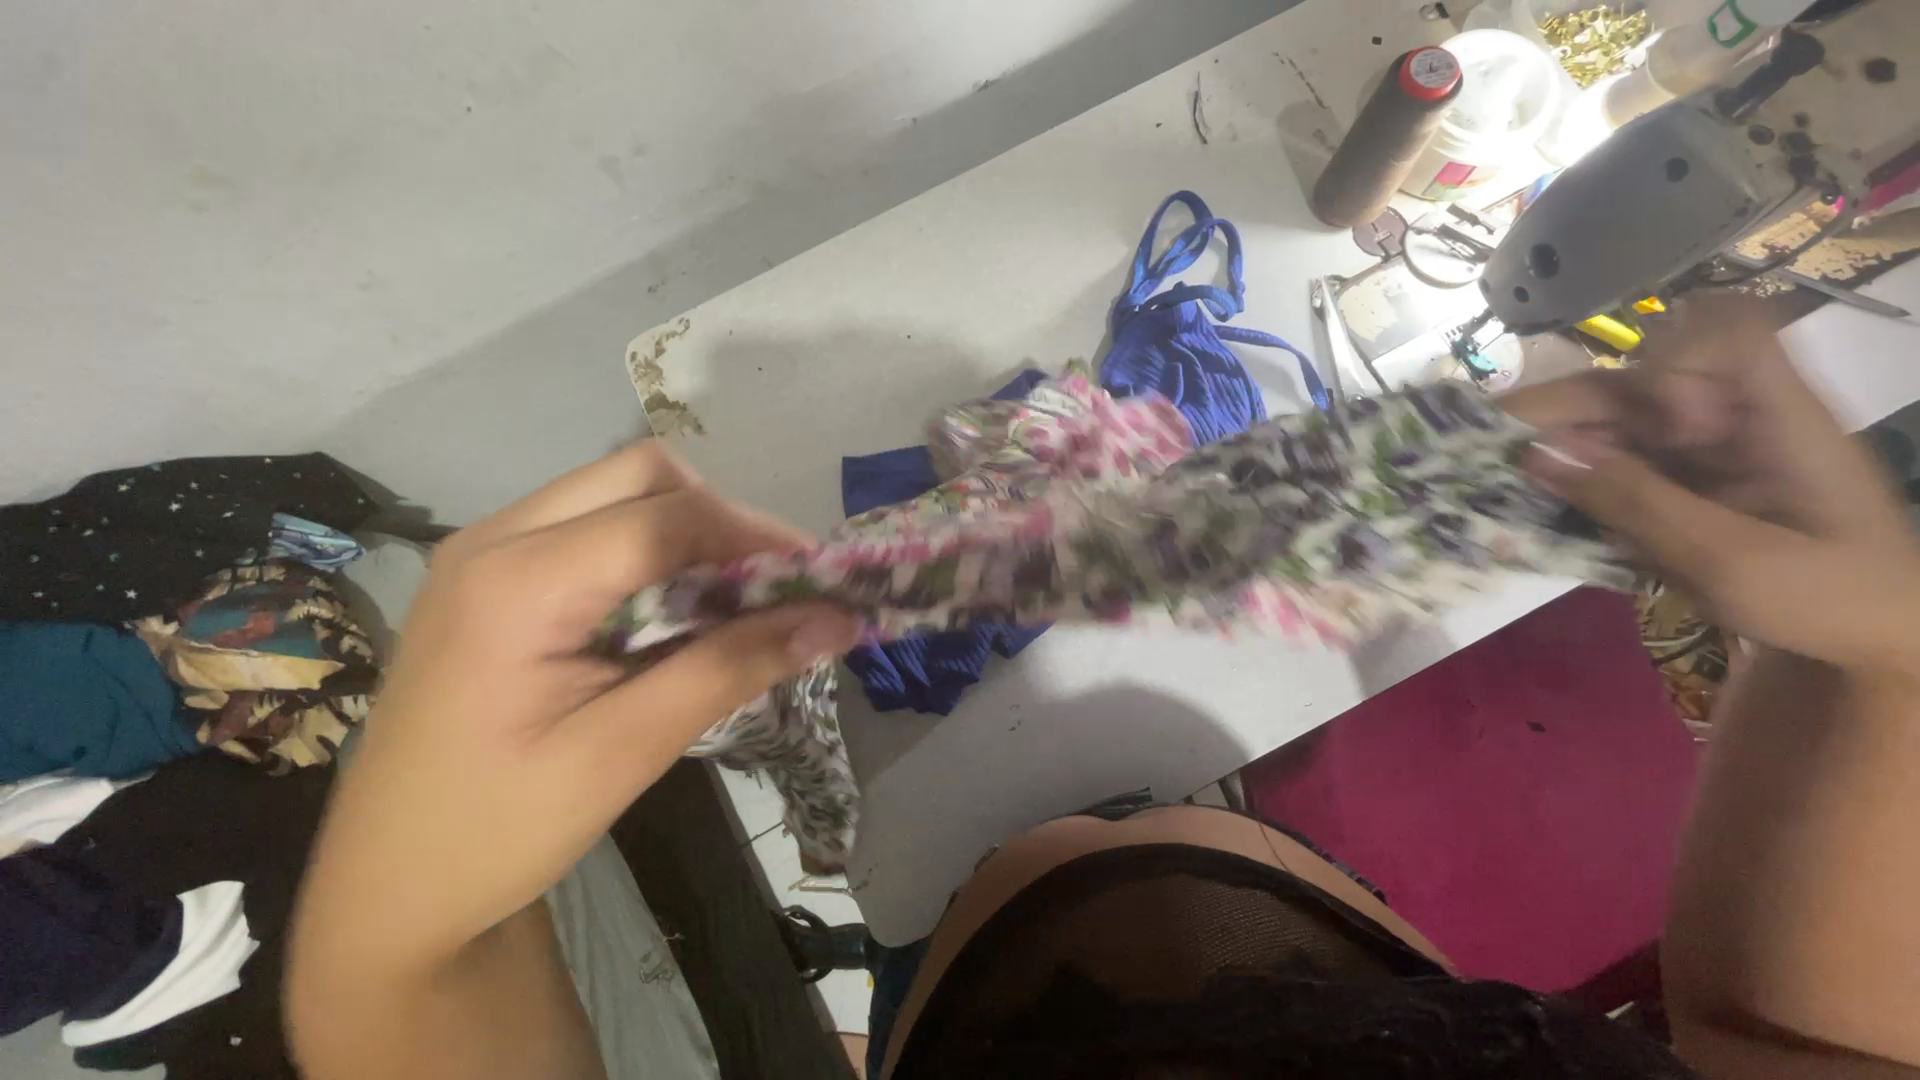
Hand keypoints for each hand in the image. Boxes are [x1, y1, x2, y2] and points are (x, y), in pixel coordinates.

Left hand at [294, 442, 859, 973]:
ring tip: (741, 599)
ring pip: (620, 492)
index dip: (756, 536)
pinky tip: (680, 610)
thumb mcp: (623, 754)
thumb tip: (836, 621)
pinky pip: (595, 528)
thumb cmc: (495, 832)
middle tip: (777, 586)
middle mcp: (495, 540)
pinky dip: (656, 551)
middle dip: (725, 518)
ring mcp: (489, 553)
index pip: (665, 517)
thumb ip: (728, 671)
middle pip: (641, 475)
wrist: (385, 889)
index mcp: (515, 582)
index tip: (824, 580)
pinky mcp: (496, 578)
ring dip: (693, 530)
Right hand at [1517, 294, 1919, 680]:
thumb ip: (1636, 503)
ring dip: (1552, 450)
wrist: (1880, 644)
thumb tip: (1535, 454)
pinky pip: (1605, 465)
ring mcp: (1698, 452)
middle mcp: (1729, 418)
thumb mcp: (1736, 561)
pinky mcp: (1675, 484)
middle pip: (1636, 379)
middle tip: (1495, 451)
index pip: (1723, 330)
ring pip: (1606, 423)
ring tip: (1504, 488)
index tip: (1665, 431)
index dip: (1672, 363)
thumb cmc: (1833, 600)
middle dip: (1564, 410)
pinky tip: (1536, 509)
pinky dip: (1564, 482)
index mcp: (1778, 415)